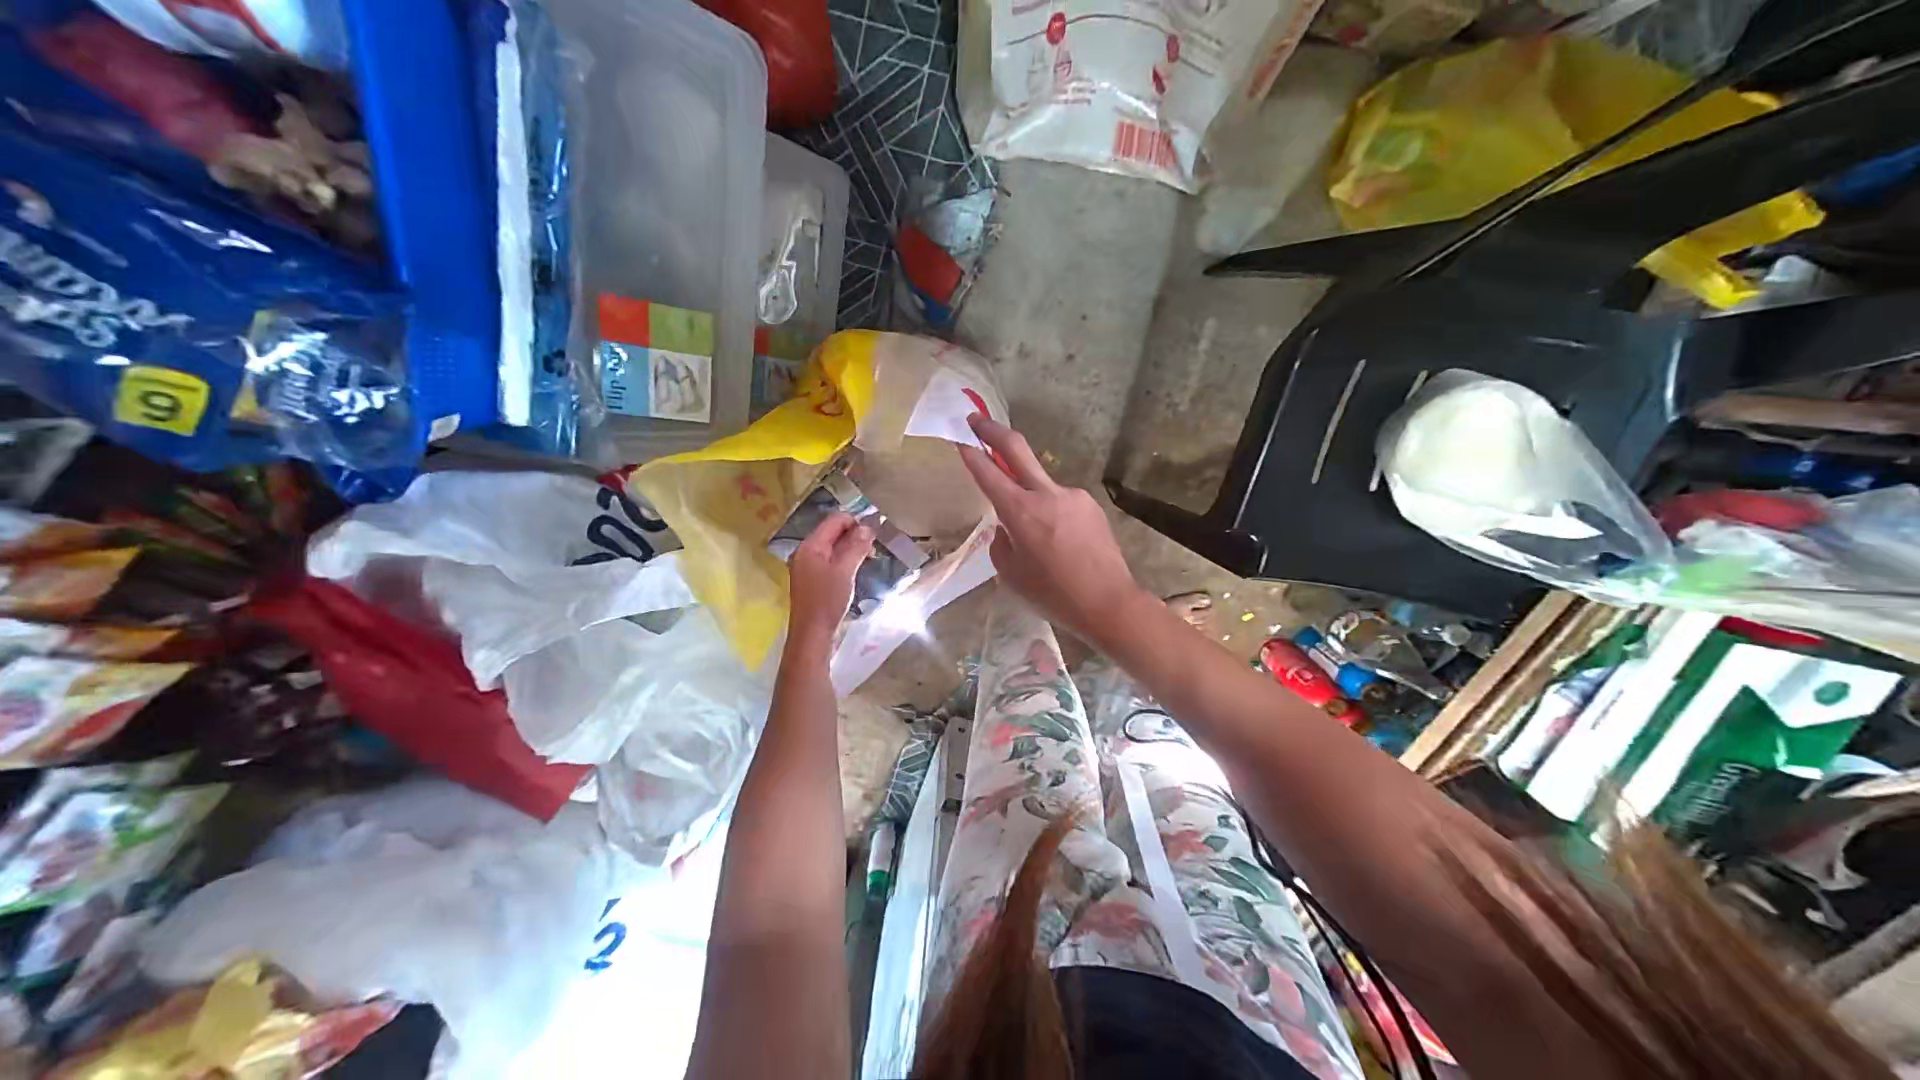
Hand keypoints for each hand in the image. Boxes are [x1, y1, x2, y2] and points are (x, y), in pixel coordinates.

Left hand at [787, 512, 872, 652]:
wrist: (812, 634)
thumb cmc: (827, 601)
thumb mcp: (845, 571)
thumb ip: (856, 546)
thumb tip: (868, 526)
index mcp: (810, 546)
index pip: (834, 521)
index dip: (855, 521)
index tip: (875, 530)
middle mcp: (805, 552)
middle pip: (832, 532)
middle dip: (854, 534)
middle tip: (875, 545)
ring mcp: (807, 566)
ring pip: (832, 548)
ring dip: (850, 548)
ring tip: (869, 556)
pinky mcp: (812, 579)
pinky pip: (829, 561)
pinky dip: (844, 560)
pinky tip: (856, 569)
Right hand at [957, 414, 1150, 647]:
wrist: (1108, 603)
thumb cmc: (1053, 594)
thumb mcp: (1011, 574)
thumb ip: (1001, 542)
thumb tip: (1007, 527)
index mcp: (1020, 512)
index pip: (988, 472)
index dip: (971, 454)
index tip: (961, 439)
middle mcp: (1046, 494)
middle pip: (1016, 448)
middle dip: (992, 431)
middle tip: (976, 420)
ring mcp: (1072, 495)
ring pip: (1040, 484)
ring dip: (1029, 496)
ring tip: (1039, 541)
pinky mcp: (1090, 504)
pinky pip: (1061, 503)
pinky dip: (1052, 515)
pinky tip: (1061, 545)